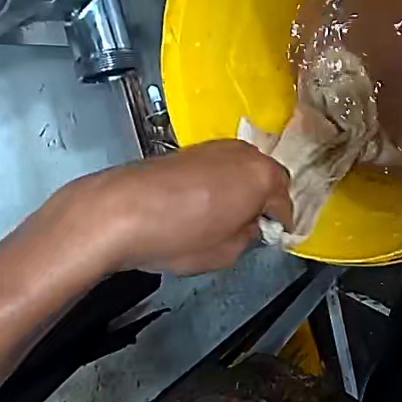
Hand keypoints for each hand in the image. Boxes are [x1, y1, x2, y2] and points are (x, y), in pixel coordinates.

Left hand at [54, 140, 291, 275]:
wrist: (116, 213)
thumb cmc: (175, 235)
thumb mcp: (226, 253)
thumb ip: (248, 236)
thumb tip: (248, 226)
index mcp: (264, 178)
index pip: (285, 203)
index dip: (280, 223)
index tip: (274, 235)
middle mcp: (245, 155)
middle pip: (268, 177)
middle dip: (264, 199)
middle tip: (252, 225)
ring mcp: (216, 148)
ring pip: (242, 169)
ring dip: (240, 188)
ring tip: (223, 215)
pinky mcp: (190, 150)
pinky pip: (218, 166)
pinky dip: (218, 182)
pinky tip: (200, 204)